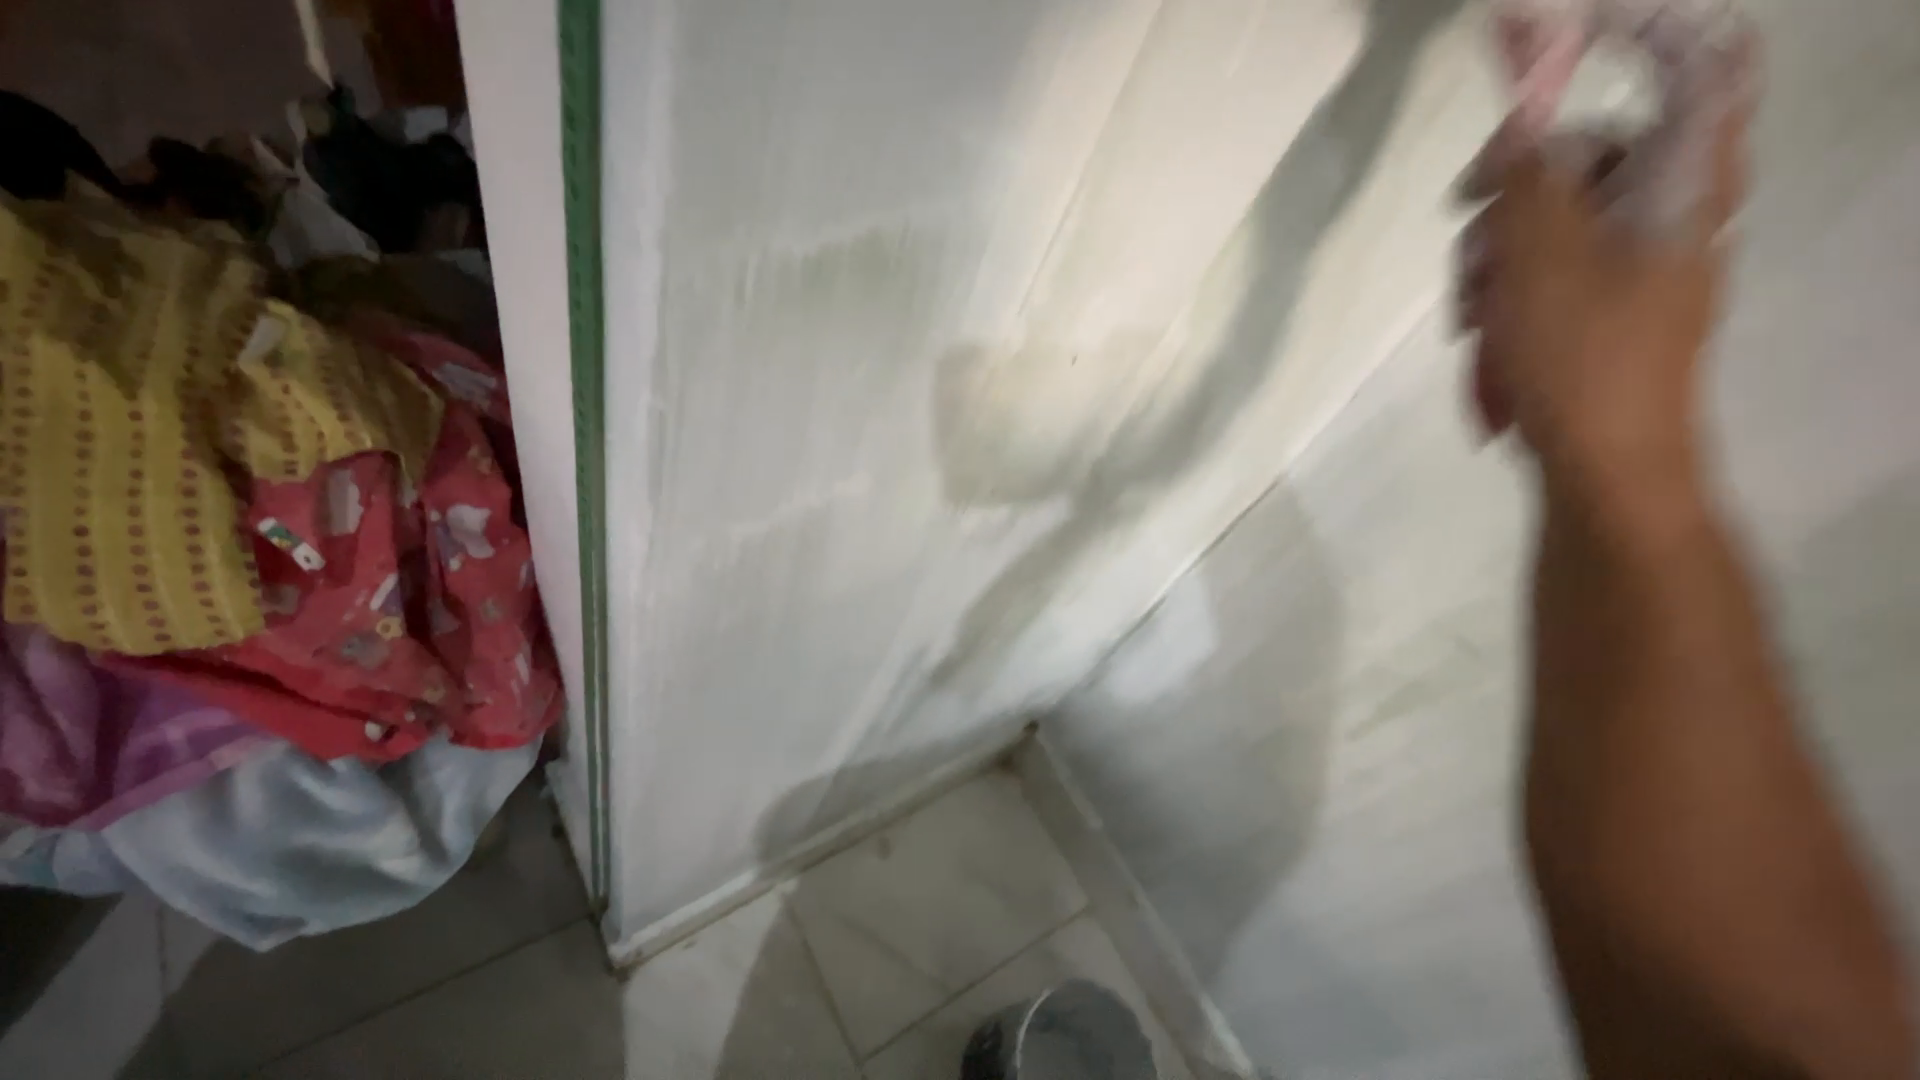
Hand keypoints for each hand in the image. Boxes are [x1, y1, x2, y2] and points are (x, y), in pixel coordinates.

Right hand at [1455, 8, 1757, 507]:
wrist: (1606, 465)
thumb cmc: (1582, 353)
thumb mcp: (1539, 250)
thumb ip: (1527, 164)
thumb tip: (1522, 102)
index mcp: (1680, 175)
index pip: (1698, 56)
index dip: (1639, 25)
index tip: (1558, 30)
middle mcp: (1667, 206)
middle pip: (1588, 146)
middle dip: (1510, 179)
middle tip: (1460, 208)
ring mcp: (1633, 261)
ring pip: (1548, 216)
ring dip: (1491, 252)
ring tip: (1471, 313)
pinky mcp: (1601, 305)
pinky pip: (1543, 268)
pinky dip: (1504, 290)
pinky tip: (1482, 333)